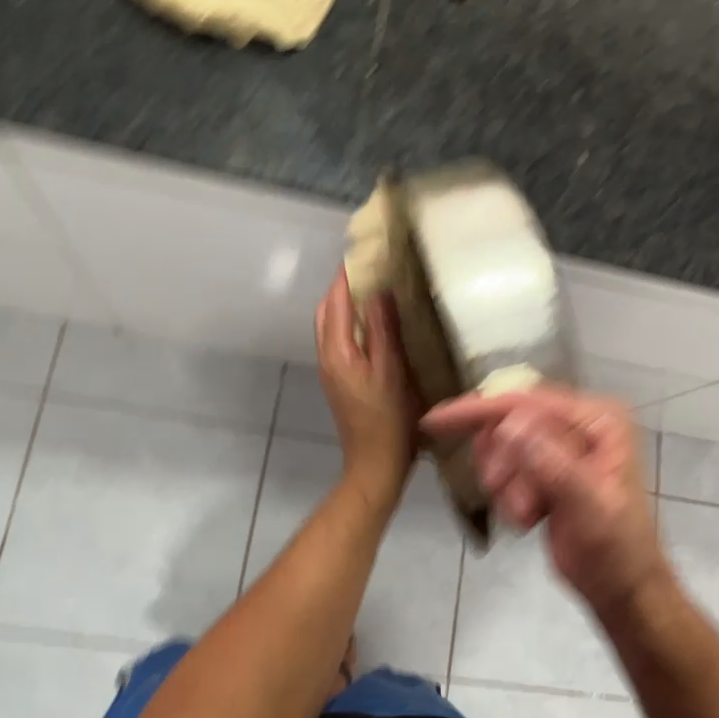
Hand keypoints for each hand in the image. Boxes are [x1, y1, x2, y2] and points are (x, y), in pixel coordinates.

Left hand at [315, 268, 416, 490]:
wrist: (375, 465)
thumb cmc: (389, 419)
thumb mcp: (391, 371)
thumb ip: (383, 330)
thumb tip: (378, 291)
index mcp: (337, 351)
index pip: (337, 301)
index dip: (347, 275)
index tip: (363, 252)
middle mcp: (327, 357)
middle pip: (327, 311)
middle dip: (342, 287)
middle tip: (370, 267)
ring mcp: (331, 371)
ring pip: (331, 326)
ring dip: (345, 304)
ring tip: (373, 288)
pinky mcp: (339, 381)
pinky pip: (338, 340)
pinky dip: (349, 322)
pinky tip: (373, 323)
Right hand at [422, 387, 665, 610]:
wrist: (622, 588)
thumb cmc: (616, 550)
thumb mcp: (587, 507)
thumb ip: (551, 465)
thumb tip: (509, 426)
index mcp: (598, 420)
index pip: (528, 403)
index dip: (480, 410)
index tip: (436, 422)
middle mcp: (580, 424)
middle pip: (510, 422)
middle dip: (502, 464)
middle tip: (514, 503)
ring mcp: (563, 445)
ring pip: (504, 446)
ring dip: (506, 484)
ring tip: (528, 515)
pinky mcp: (547, 467)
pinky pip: (507, 466)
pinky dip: (508, 494)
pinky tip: (529, 518)